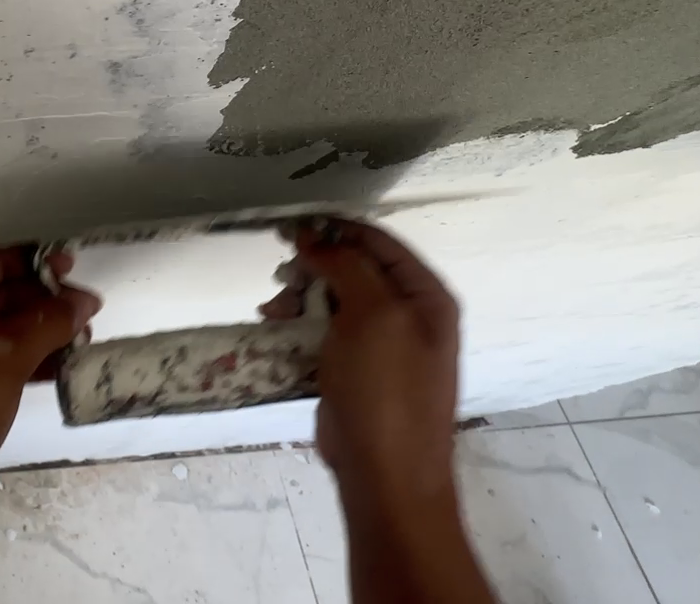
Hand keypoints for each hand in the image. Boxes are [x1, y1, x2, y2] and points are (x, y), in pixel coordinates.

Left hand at [0, 248, 99, 529]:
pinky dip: (30, 357)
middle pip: (0, 293)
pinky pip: (0, 357)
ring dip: (42, 330)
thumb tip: (82, 300)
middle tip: (89, 309)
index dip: (32, 260)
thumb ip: (46, 325)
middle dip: (44, 299)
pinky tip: (64, 367)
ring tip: (85, 339)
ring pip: (4, 327)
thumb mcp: (5, 361)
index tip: (71, 265)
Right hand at [292, 218, 460, 507]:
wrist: (384, 472)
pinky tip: (275, 323)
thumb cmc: (386, 389)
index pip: (377, 241)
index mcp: (425, 296)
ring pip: (330, 294)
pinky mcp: (352, 362)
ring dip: (299, 293)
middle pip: (351, 266)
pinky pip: (322, 325)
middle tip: (282, 274)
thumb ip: (345, 265)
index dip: (334, 229)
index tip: (289, 227)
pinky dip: (297, 319)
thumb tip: (312, 236)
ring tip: (274, 308)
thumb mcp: (373, 315)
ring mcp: (380, 340)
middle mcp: (406, 312)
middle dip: (311, 265)